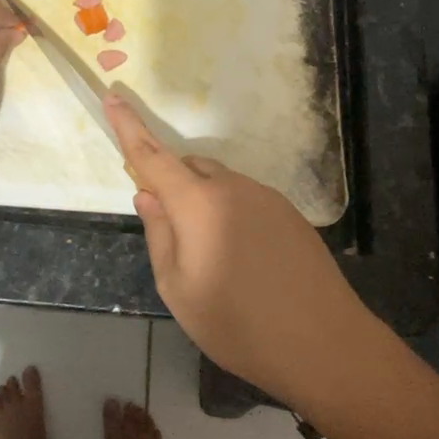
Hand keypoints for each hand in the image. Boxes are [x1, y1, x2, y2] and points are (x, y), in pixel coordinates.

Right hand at [104, 93, 382, 410]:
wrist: (325, 343)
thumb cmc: (238, 324)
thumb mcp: (178, 290)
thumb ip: (159, 235)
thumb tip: (147, 195)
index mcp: (198, 203)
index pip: (153, 156)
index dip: (129, 126)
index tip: (113, 95)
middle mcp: (233, 187)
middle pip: (189, 168)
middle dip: (170, 184)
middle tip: (168, 232)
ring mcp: (266, 197)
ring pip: (219, 185)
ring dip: (202, 203)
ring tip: (210, 260)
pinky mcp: (290, 213)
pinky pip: (245, 200)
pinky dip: (229, 214)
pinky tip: (242, 261)